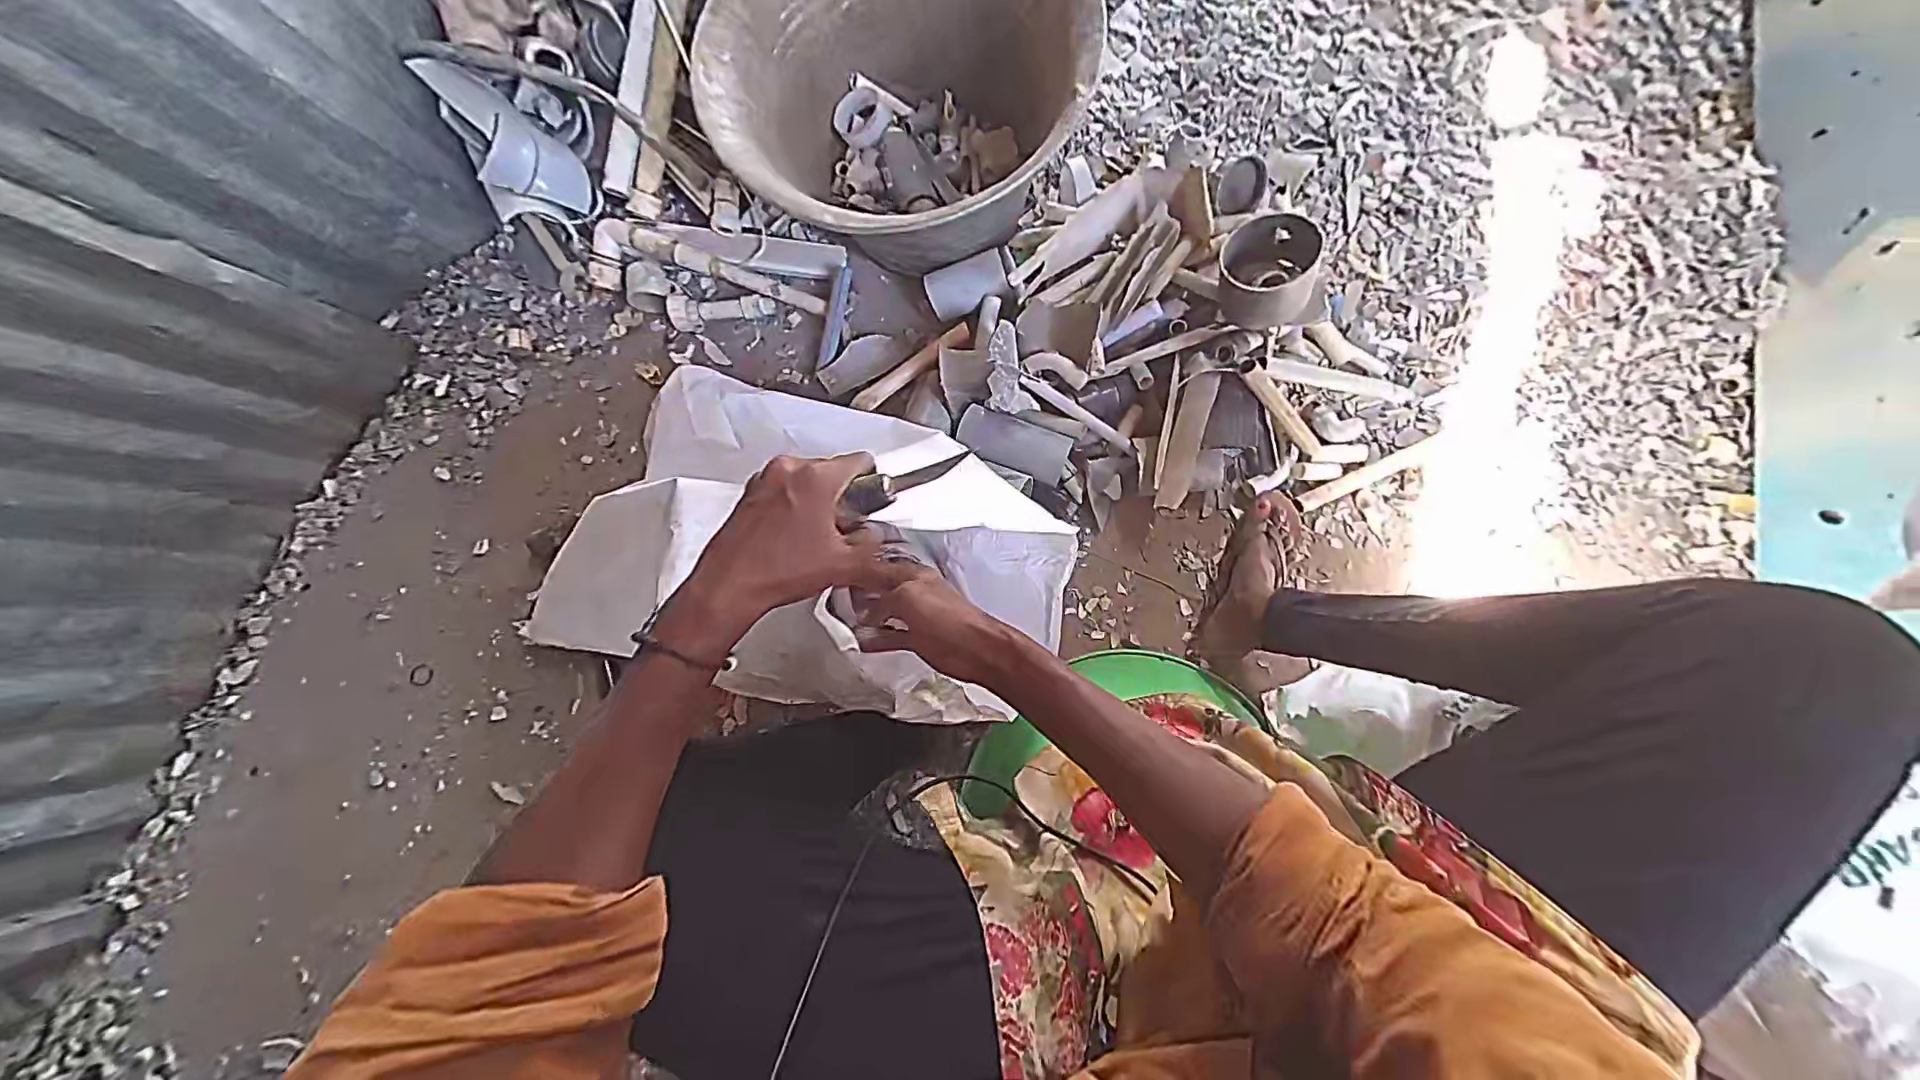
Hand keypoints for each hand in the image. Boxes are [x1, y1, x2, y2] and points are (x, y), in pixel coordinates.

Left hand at [656, 454, 887, 663]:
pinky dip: (795, 506)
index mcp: (815, 477)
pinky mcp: (751, 493)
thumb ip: (876, 551)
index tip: (873, 502)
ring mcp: (766, 480)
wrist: (729, 586)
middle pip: (834, 471)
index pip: (860, 461)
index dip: (874, 483)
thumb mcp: (844, 564)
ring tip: (819, 538)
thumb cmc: (774, 570)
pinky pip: (785, 490)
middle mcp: (789, 470)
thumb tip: (888, 549)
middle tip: (846, 530)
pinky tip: (796, 538)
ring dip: (819, 503)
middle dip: (845, 498)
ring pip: (808, 480)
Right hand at [851, 560, 1033, 685]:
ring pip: (884, 613)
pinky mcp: (918, 639)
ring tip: (845, 620)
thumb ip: (883, 599)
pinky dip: (876, 639)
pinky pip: (891, 636)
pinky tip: (862, 642)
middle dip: (859, 593)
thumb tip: (867, 610)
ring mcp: (917, 617)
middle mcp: (915, 593)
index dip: (859, 571)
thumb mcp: (908, 598)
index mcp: (915, 577)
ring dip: (866, 617)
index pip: (880, 568)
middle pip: (880, 590)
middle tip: (837, 598)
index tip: (838, 574)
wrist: (976, 649)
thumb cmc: (950, 620)